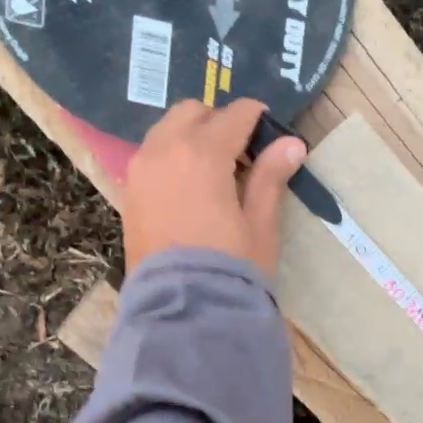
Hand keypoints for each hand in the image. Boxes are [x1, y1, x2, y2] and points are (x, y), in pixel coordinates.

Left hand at [121, 98, 306, 277]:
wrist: (186, 309)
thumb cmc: (233, 268)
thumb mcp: (261, 225)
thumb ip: (271, 178)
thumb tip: (291, 143)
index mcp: (203, 154)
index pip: (233, 117)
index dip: (255, 117)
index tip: (270, 125)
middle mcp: (165, 150)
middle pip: (193, 113)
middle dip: (219, 122)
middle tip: (243, 152)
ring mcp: (142, 170)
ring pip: (167, 130)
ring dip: (192, 137)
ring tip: (217, 172)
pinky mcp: (130, 193)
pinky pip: (152, 156)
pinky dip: (173, 157)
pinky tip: (192, 188)